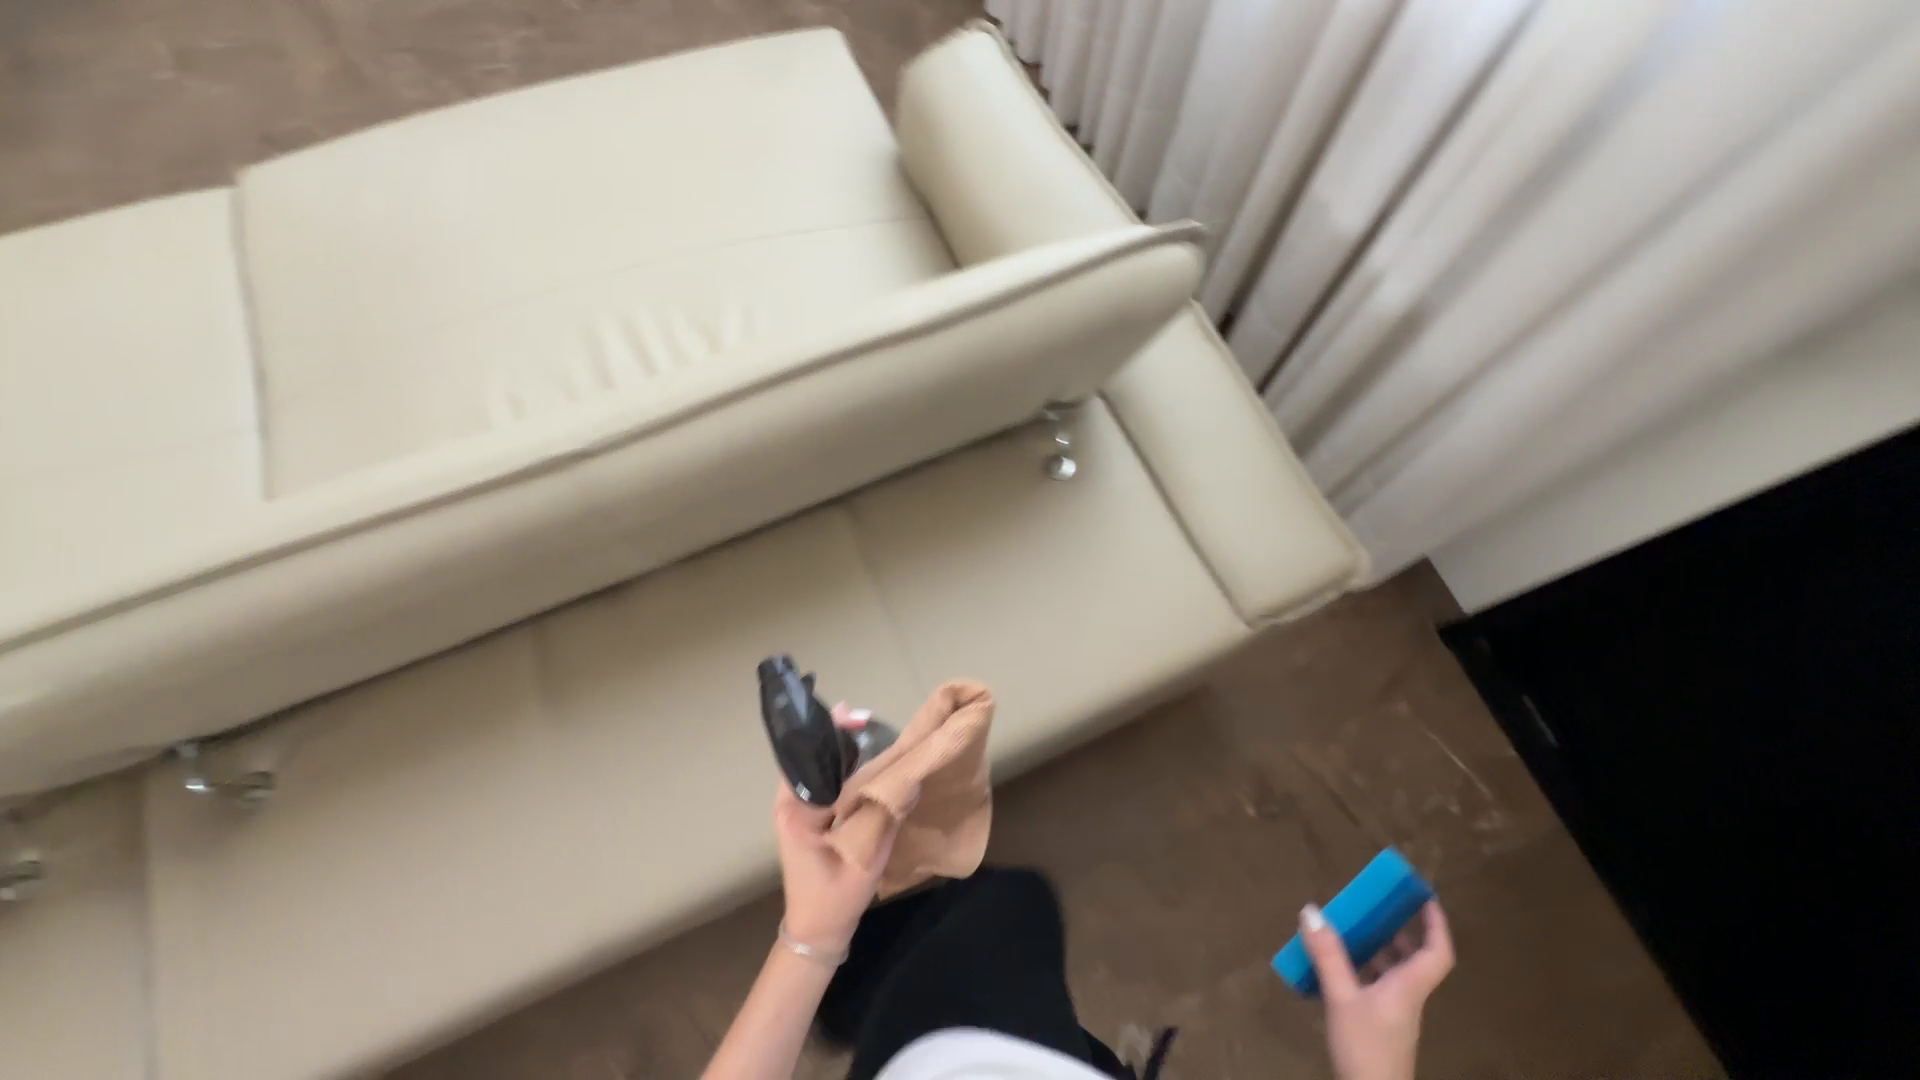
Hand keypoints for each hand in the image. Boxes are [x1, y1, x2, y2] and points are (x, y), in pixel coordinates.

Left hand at [773, 703, 903, 951]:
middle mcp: (789, 805)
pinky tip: (863, 762)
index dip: (831, 734)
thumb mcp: (865, 858)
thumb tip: (909, 780)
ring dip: (839, 751)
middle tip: (863, 718)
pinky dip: (841, 770)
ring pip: (818, 770)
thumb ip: (885, 816)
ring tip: (865, 731)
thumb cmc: (835, 897)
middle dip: (836, 736)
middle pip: (811, 758)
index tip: (853, 716)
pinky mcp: (808, 819)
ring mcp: (796, 812)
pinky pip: (824, 784)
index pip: (808, 760)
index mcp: (795, 811)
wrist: (818, 933)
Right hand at [1300, 900, 1454, 1079]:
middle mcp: (1407, 997)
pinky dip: (1361, 970)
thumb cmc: (1366, 1047)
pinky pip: (1376, 986)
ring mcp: (1394, 1013)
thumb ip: (1328, 956)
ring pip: (1394, 973)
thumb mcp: (1341, 998)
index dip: (1437, 925)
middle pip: (1414, 960)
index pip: (1438, 953)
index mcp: (1409, 987)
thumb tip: (1311, 911)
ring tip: (1348, 929)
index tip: (1425, 898)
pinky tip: (1336, 967)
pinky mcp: (1380, 1025)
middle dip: (1398, 931)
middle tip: (1375, 907)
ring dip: (1376, 949)